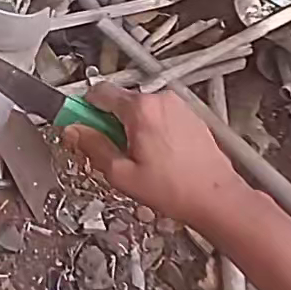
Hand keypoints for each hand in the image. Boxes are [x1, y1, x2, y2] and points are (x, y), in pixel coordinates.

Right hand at [61, 83, 252, 231]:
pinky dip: (151, 131)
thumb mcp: (121, 174)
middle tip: (110, 153)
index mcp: (141, 109)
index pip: (98, 92)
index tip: (76, 122)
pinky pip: (158, 116)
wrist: (216, 197)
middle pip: (119, 102)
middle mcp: (160, 100)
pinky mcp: (188, 116)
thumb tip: (74, 131)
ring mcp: (177, 106)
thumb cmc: (176, 189)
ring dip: (130, 129)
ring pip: (139, 110)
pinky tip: (157, 158)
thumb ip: (93, 147)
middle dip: (108, 124)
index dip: (82, 109)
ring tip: (139, 160)